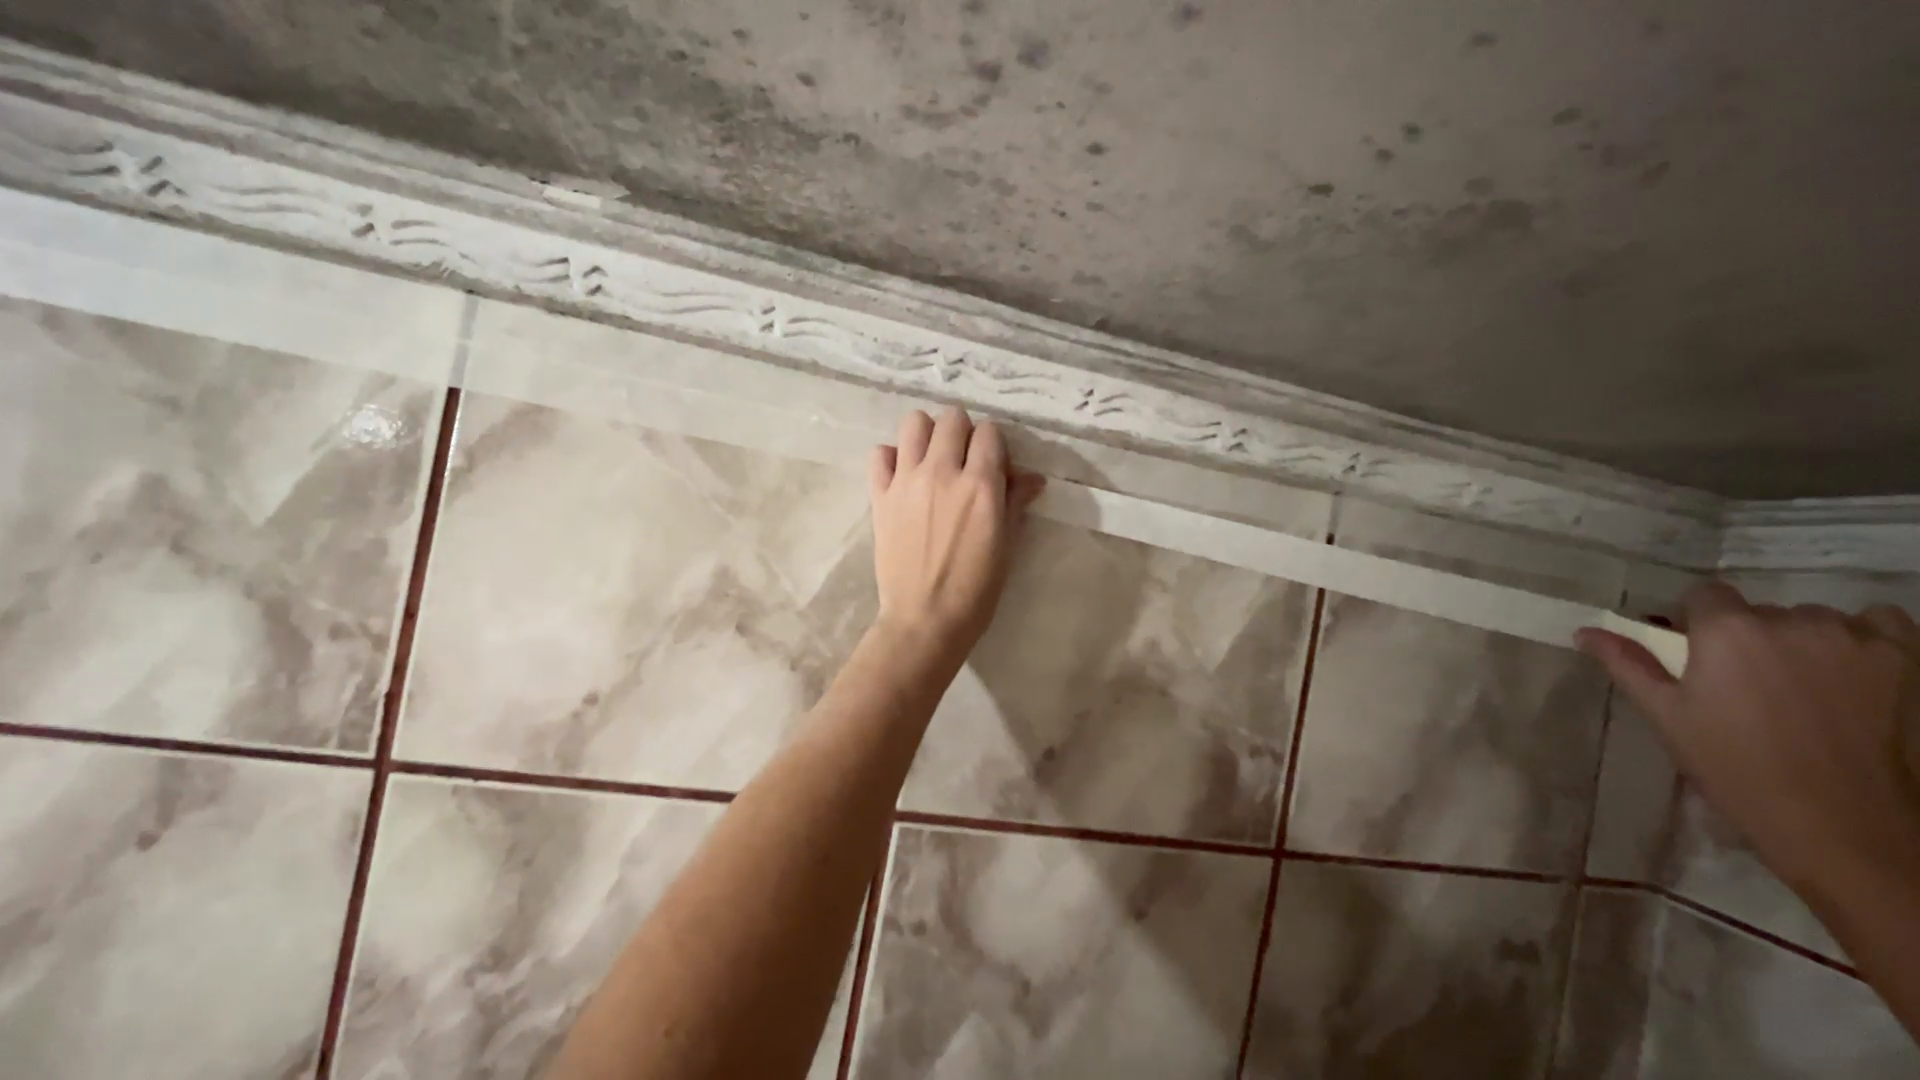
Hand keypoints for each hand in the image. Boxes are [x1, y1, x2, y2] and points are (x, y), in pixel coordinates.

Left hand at [868, 407, 1044, 656]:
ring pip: (914, 423)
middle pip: (953, 418)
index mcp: (980, 485)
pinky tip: (903, 477)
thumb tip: (1031, 477)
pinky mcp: (880, 496)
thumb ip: (1015, 502)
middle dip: (964, 433)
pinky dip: (892, 457)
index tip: (994, 468)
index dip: (995, 447)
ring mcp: (906, 481)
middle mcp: (943, 472)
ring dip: (928, 435)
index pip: (990, 433)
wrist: (925, 619)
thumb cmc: (976, 589)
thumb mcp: (1006, 545)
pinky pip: (880, 454)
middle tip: (964, 461)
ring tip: (933, 460)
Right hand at [1577, 582, 1919, 901]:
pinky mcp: (1906, 655)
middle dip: (1749, 639)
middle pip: (1759, 612)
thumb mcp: (1668, 718)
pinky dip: (1861, 639)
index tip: (1697, 658)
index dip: (1696, 623)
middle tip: (1748, 688)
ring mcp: (1855, 636)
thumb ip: (1629, 665)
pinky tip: (1850, 673)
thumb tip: (1584, 631)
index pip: (1704, 595)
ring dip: (1802, 643)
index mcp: (1726, 630)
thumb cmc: (1736, 769)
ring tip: (1803, 692)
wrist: (1840, 824)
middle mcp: (1791, 620)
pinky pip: (1877, 623)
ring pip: (1813, 621)